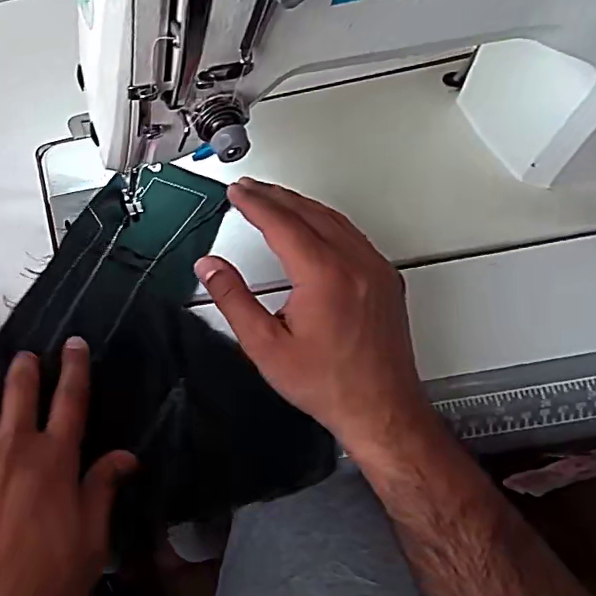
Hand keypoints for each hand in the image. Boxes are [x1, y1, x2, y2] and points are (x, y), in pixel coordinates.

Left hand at [0, 337, 135, 595]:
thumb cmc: (42, 594)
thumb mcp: (89, 548)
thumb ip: (102, 492)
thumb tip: (125, 456)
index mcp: (55, 463)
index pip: (70, 399)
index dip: (75, 366)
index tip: (74, 344)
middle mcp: (11, 447)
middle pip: (20, 385)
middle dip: (28, 366)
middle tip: (30, 364)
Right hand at [194, 178, 441, 460]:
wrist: (379, 408)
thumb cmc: (328, 383)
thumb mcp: (263, 344)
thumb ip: (232, 299)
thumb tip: (210, 267)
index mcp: (325, 277)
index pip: (283, 224)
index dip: (255, 204)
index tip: (236, 192)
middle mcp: (357, 267)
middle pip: (310, 213)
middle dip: (275, 196)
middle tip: (248, 188)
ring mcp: (376, 272)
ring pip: (335, 220)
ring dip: (300, 204)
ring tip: (273, 198)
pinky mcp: (385, 281)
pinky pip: (352, 234)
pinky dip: (324, 219)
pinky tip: (312, 224)